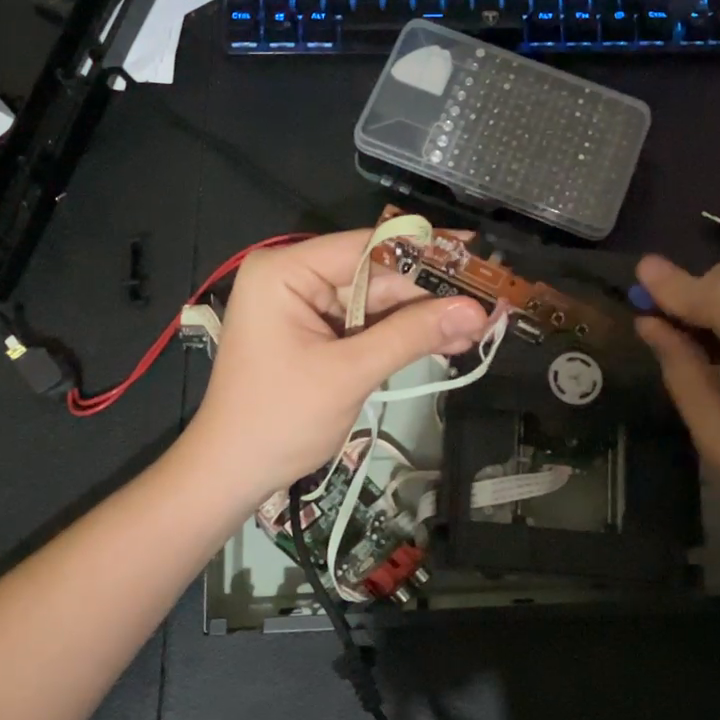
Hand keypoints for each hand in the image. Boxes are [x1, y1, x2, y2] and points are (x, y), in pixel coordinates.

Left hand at [183, 230, 489, 502]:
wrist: (231, 473)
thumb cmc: (279, 419)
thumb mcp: (349, 373)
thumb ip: (411, 336)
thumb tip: (477, 310)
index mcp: (285, 271)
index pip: (367, 247)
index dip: (426, 252)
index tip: (477, 258)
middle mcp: (292, 278)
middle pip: (376, 274)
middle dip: (429, 294)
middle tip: (488, 305)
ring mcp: (302, 307)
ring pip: (376, 302)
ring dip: (421, 318)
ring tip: (478, 328)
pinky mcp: (313, 334)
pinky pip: (365, 325)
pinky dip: (400, 336)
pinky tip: (444, 340)